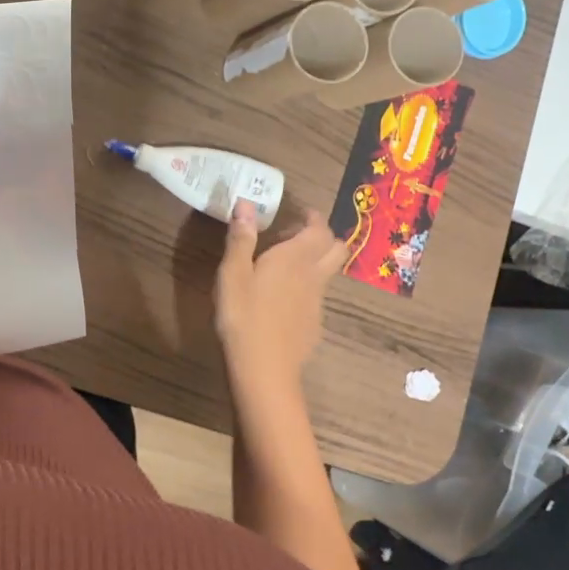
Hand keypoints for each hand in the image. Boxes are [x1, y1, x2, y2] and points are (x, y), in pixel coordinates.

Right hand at [214, 200, 346, 387]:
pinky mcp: (314, 323)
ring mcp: (317, 302)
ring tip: (283, 268)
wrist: (264, 366)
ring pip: (327, 273)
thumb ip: (241, 239)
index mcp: (294, 257)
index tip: (299, 214)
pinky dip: (305, 288)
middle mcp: (313, 275)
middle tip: (294, 237)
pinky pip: (316, 296)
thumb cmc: (243, 314)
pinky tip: (279, 301)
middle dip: (322, 237)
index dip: (312, 218)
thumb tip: (246, 203)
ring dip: (314, 262)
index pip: (319, 229)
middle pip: (336, 249)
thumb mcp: (232, 273)